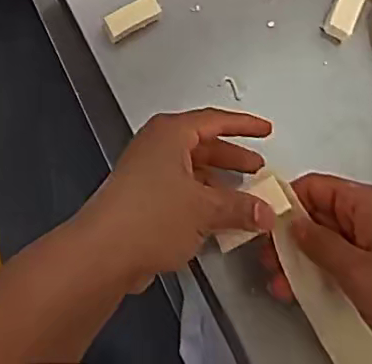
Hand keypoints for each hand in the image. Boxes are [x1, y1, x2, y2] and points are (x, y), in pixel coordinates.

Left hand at [71, 109, 275, 290]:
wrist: (107, 249)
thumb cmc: (149, 215)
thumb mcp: (204, 209)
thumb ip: (239, 208)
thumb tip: (264, 211)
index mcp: (170, 133)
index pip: (214, 121)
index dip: (243, 125)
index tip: (264, 128)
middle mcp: (158, 145)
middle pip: (203, 143)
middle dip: (232, 155)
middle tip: (257, 165)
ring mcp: (150, 169)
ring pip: (194, 168)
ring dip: (220, 182)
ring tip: (246, 197)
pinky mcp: (146, 194)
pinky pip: (184, 188)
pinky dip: (204, 198)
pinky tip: (221, 218)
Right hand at [261, 174, 371, 363]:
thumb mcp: (359, 275)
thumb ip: (319, 243)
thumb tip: (292, 222)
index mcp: (369, 203)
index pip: (314, 186)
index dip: (285, 203)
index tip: (264, 227)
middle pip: (322, 213)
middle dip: (293, 237)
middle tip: (272, 267)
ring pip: (335, 241)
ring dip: (308, 260)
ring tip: (288, 288)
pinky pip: (353, 262)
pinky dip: (330, 274)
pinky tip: (318, 294)